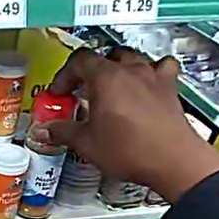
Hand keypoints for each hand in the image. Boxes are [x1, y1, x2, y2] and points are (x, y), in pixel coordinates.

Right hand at [46, 46, 218, 201]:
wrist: (173, 161)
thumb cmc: (132, 150)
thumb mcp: (87, 144)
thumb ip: (63, 132)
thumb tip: (46, 130)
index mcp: (105, 77)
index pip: (78, 61)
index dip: (65, 75)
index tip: (60, 91)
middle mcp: (130, 70)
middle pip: (105, 56)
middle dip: (90, 71)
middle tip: (82, 89)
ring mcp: (153, 77)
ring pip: (133, 57)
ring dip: (119, 67)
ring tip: (111, 84)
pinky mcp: (170, 89)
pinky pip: (163, 67)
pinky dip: (154, 70)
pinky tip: (149, 81)